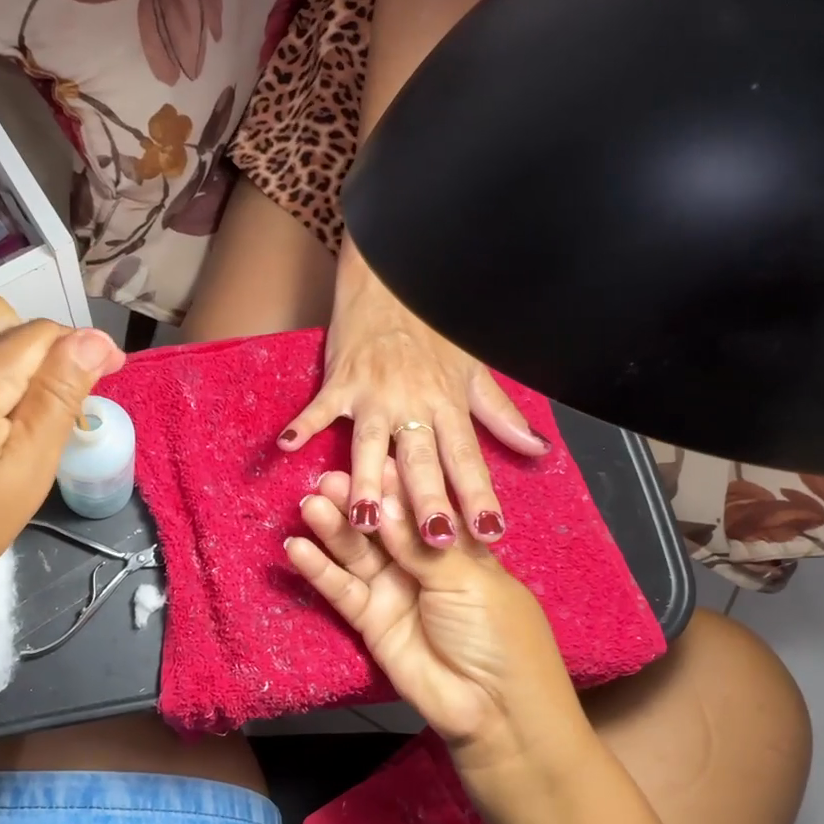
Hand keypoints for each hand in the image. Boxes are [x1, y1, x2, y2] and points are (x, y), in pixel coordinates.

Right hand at [279, 243, 548, 546]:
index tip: (490, 532)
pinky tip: (287, 446)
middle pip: (422, 459)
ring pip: (372, 443)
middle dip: (428, 501)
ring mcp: (374, 393)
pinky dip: (304, 424)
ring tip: (363, 518)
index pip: (467, 457)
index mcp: (448, 403)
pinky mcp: (340, 380)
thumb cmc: (434, 330)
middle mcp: (414, 403)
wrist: (396, 281)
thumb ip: (499, 415)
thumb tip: (536, 451)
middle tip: (434, 542)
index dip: (478, 494)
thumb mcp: (473, 370)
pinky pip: (320, 407)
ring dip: (367, 480)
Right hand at [284, 470, 582, 771]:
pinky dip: (318, 569)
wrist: (495, 711)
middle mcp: (420, 565)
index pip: (420, 508)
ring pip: (356, 554)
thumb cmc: (500, 636)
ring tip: (308, 504)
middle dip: (357, 503)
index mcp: (456, 549)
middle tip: (327, 480)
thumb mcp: (468, 580)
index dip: (395, 486)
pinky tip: (297, 547)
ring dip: (332, 529)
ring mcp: (392, 592)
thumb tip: (380, 503)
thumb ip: (417, 545)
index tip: (369, 459)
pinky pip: (340, 590)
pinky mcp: (369, 621)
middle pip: (381, 527)